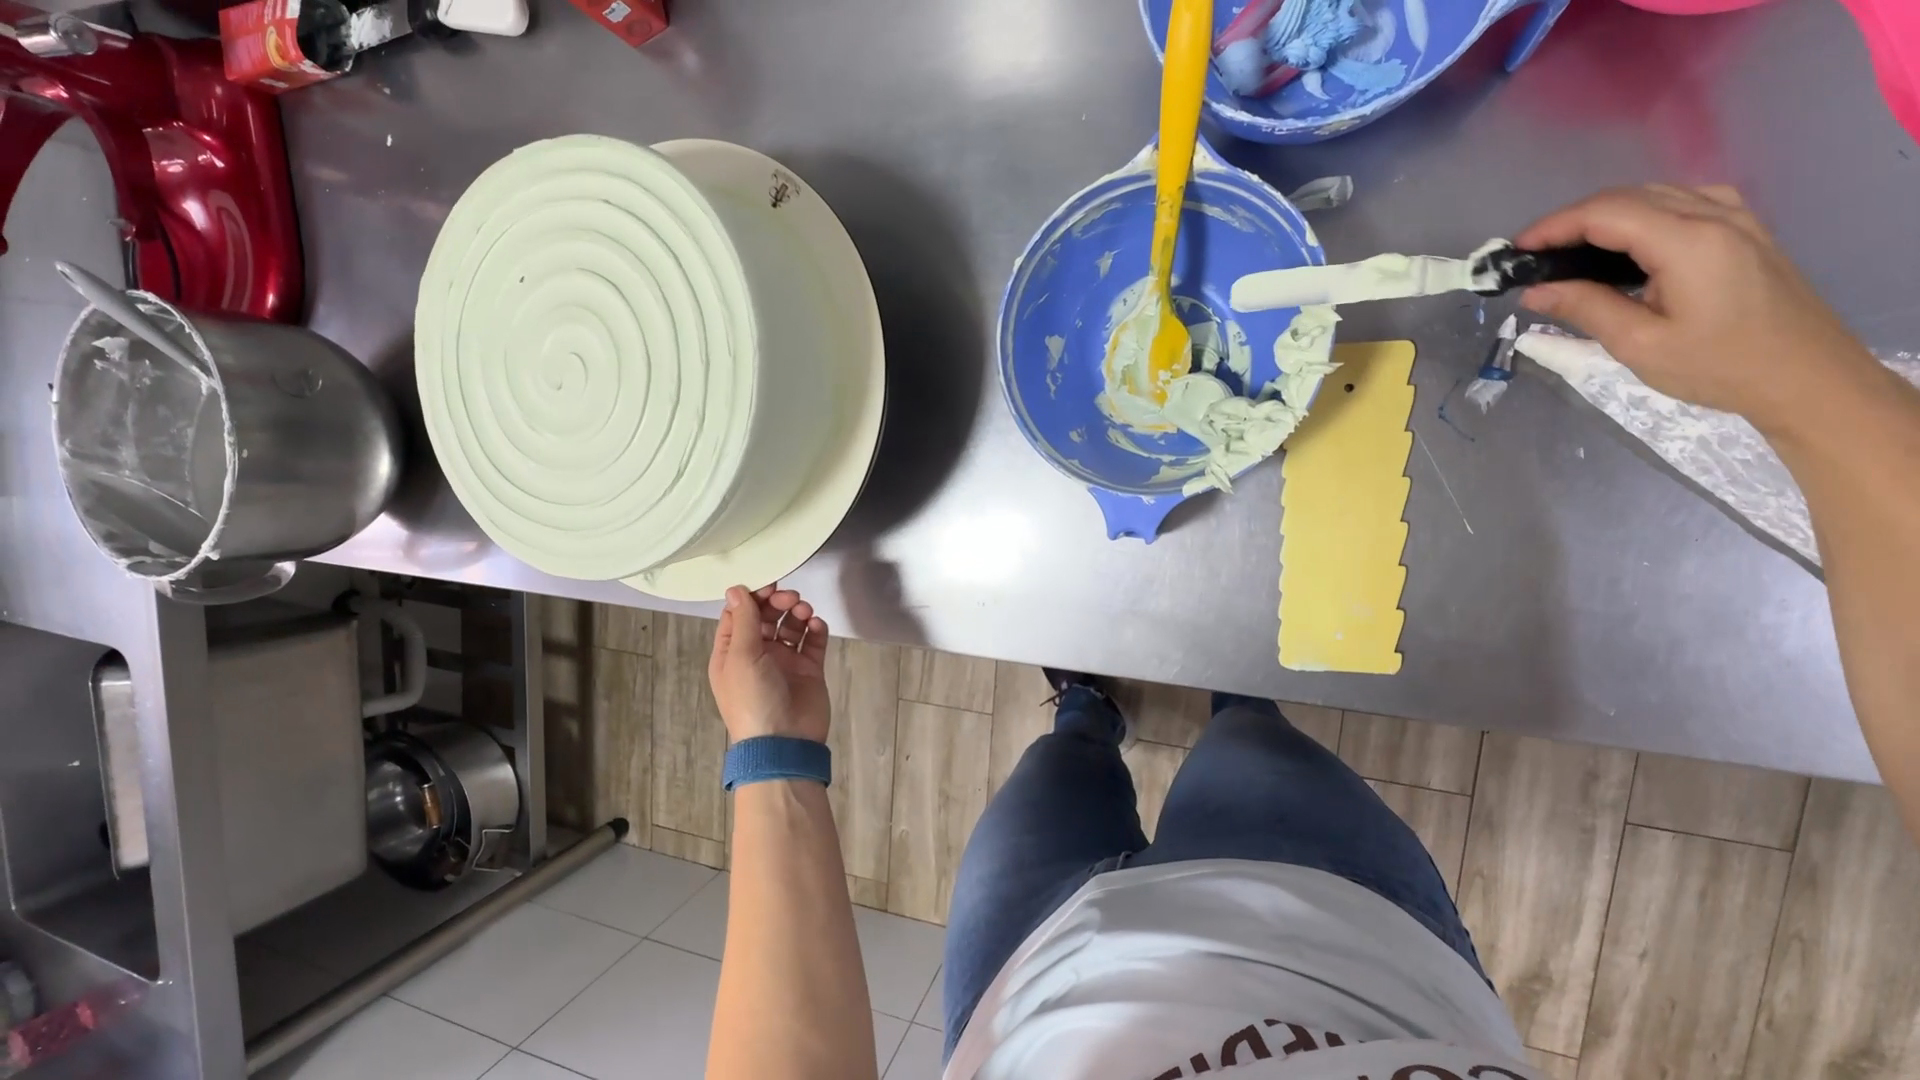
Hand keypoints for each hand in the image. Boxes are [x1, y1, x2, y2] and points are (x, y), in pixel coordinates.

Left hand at [708, 583, 830, 743]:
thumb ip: (744, 620)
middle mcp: (757, 655)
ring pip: (791, 626)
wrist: (785, 743)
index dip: (752, 596)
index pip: (739, 615)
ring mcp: (784, 662)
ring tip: (805, 612)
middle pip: (767, 616)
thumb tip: (736, 588)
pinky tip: (817, 626)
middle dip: (778, 602)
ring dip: (798, 613)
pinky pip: (813, 642)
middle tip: (790, 598)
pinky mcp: (809, 670)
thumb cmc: (753, 698)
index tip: (768, 583)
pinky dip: (815, 630)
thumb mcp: (741, 656)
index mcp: (732, 653)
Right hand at [1515, 184, 1877, 437]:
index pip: (1606, 213)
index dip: (1554, 226)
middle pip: (1629, 196)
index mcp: (1688, 242)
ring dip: (1606, 214)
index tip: (1517, 250)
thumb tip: (1535, 291)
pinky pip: (1683, 202)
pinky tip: (1626, 242)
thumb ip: (1586, 308)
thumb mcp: (1640, 345)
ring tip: (1569, 250)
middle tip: (1534, 255)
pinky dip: (1642, 214)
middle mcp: (1714, 217)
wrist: (1806, 376)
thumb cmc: (1719, 366)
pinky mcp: (1744, 231)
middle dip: (1574, 219)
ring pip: (1656, 194)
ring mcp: (1736, 219)